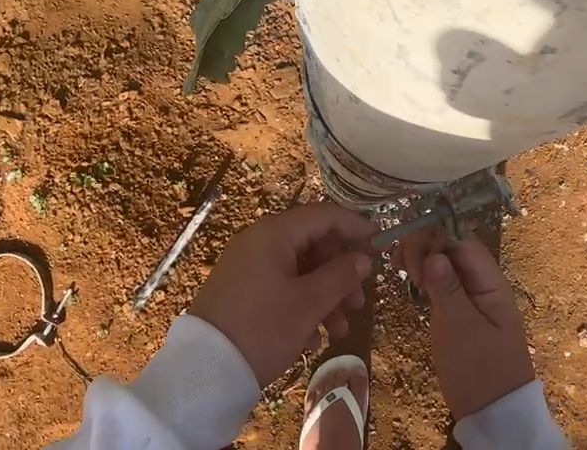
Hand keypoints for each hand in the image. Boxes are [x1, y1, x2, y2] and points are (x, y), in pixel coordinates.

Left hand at [189, 202, 377, 385]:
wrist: (205, 370)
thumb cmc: (262, 328)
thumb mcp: (308, 304)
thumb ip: (340, 276)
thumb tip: (363, 258)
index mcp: (274, 233)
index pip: (324, 216)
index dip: (355, 227)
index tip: (381, 244)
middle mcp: (259, 241)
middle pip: (312, 245)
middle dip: (340, 273)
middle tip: (359, 303)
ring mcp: (248, 266)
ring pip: (299, 270)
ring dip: (324, 296)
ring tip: (339, 329)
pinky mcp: (241, 291)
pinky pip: (281, 287)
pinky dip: (302, 306)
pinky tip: (313, 338)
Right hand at [398, 232, 536, 420]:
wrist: (494, 416)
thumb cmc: (481, 373)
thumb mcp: (463, 331)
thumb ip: (449, 290)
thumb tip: (434, 253)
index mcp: (491, 281)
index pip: (462, 239)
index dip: (433, 235)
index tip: (409, 252)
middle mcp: (480, 279)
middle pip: (449, 243)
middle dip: (422, 244)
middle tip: (403, 269)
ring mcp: (468, 292)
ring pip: (440, 256)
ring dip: (418, 255)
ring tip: (398, 268)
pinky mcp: (455, 305)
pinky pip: (437, 276)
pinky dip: (420, 271)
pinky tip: (404, 275)